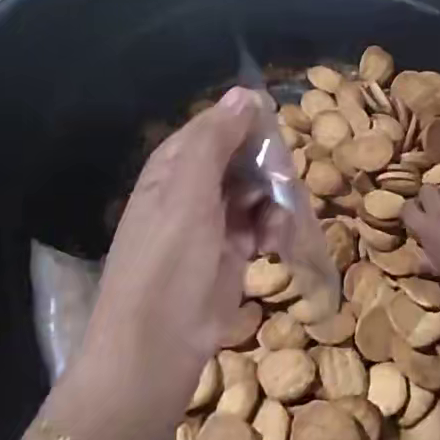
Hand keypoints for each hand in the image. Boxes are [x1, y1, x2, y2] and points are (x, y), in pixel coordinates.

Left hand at [57, 87, 273, 435]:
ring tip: (277, 226)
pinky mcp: (235, 249)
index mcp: (175, 165)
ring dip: (276, 202)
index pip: (219, 125)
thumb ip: (215, 140)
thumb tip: (245, 93)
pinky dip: (275, 228)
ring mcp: (215, 220)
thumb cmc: (168, 263)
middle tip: (281, 189)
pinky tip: (275, 244)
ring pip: (260, 189)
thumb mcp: (188, 193)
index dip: (250, 128)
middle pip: (245, 156)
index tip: (277, 141)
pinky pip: (264, 221)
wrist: (158, 346)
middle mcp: (195, 187)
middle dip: (269, 170)